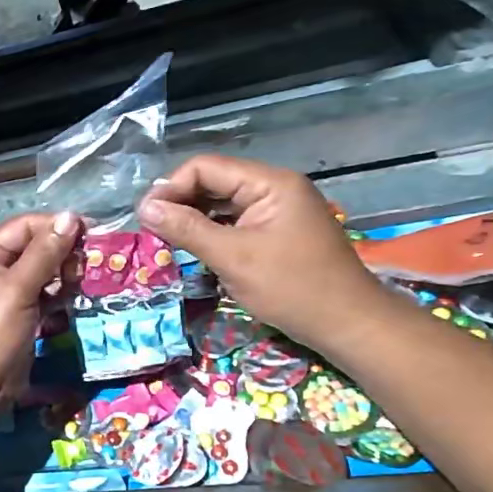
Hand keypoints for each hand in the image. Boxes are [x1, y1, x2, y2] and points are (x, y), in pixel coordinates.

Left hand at [0, 211, 80, 397]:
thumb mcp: (18, 288)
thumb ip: (45, 253)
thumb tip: (70, 217)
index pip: (25, 226)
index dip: (56, 226)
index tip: (92, 232)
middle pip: (36, 248)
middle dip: (63, 253)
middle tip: (86, 266)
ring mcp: (7, 296)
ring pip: (44, 274)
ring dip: (64, 276)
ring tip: (80, 285)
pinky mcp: (20, 318)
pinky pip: (45, 298)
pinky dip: (59, 297)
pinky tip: (73, 302)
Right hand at [138, 156, 392, 348]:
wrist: (348, 323)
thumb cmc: (292, 288)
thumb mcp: (232, 258)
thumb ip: (187, 229)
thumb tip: (144, 208)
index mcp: (270, 183)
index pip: (206, 168)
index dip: (172, 188)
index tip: (146, 217)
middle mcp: (273, 187)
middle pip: (212, 181)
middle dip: (179, 202)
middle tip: (151, 230)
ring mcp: (276, 209)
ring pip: (220, 202)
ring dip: (191, 217)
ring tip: (166, 239)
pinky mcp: (275, 230)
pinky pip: (233, 220)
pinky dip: (209, 230)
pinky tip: (193, 247)